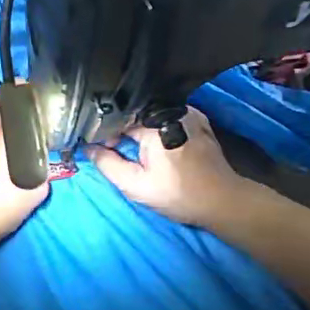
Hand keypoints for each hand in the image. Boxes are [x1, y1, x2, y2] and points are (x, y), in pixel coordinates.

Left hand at [0, 87, 49, 252]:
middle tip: (21, 107)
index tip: (37, 100)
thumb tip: (44, 159)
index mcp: (1, 131)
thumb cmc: (0, 208)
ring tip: (1, 115)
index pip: (14, 95)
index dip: (27, 92)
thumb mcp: (36, 190)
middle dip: (9, 94)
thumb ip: (44, 169)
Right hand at [91, 109, 253, 226]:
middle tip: (117, 152)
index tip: (102, 150)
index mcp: (155, 122)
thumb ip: (107, 164)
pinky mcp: (198, 119)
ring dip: (138, 129)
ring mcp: (188, 112)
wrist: (221, 200)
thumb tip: (88, 148)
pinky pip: (167, 116)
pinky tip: (155, 145)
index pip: (116, 117)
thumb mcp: (136, 185)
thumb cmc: (178, 195)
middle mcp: (172, 109)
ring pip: (150, 114)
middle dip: (121, 130)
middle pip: (134, 113)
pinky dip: (155, 127)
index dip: (104, 133)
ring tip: (135, 150)